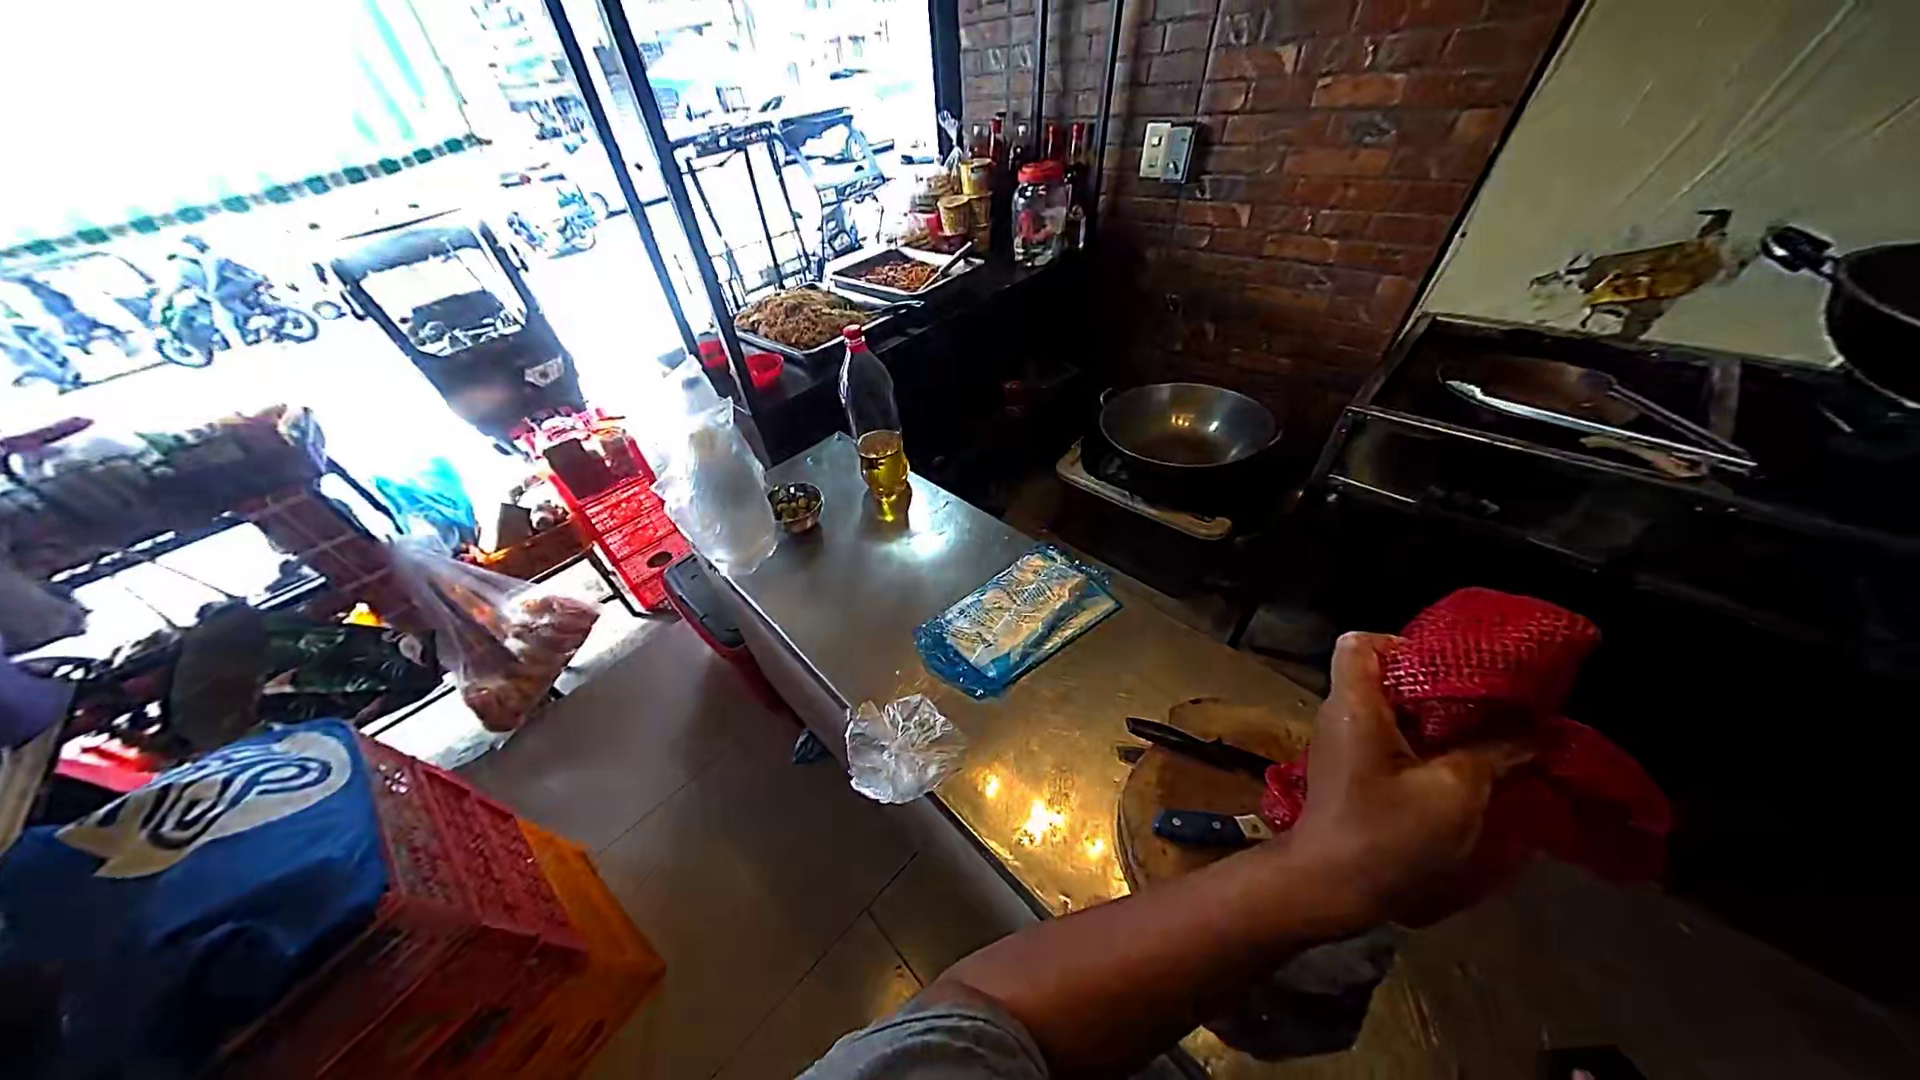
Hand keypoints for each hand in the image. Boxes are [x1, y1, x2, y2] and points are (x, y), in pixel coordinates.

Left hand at [1288, 632, 1529, 924]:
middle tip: (1488, 703)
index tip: (1453, 669)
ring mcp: (1340, 739)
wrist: (1330, 882)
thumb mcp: (1455, 792)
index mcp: (1352, 705)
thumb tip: (1536, 730)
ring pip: (1385, 705)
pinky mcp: (1349, 765)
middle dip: (1434, 681)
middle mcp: (1338, 713)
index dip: (1403, 643)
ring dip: (1433, 715)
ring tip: (1486, 732)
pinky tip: (1463, 762)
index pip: (1358, 642)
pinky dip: (1420, 739)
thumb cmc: (1387, 833)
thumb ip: (1495, 752)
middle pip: (1379, 672)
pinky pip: (1384, 733)